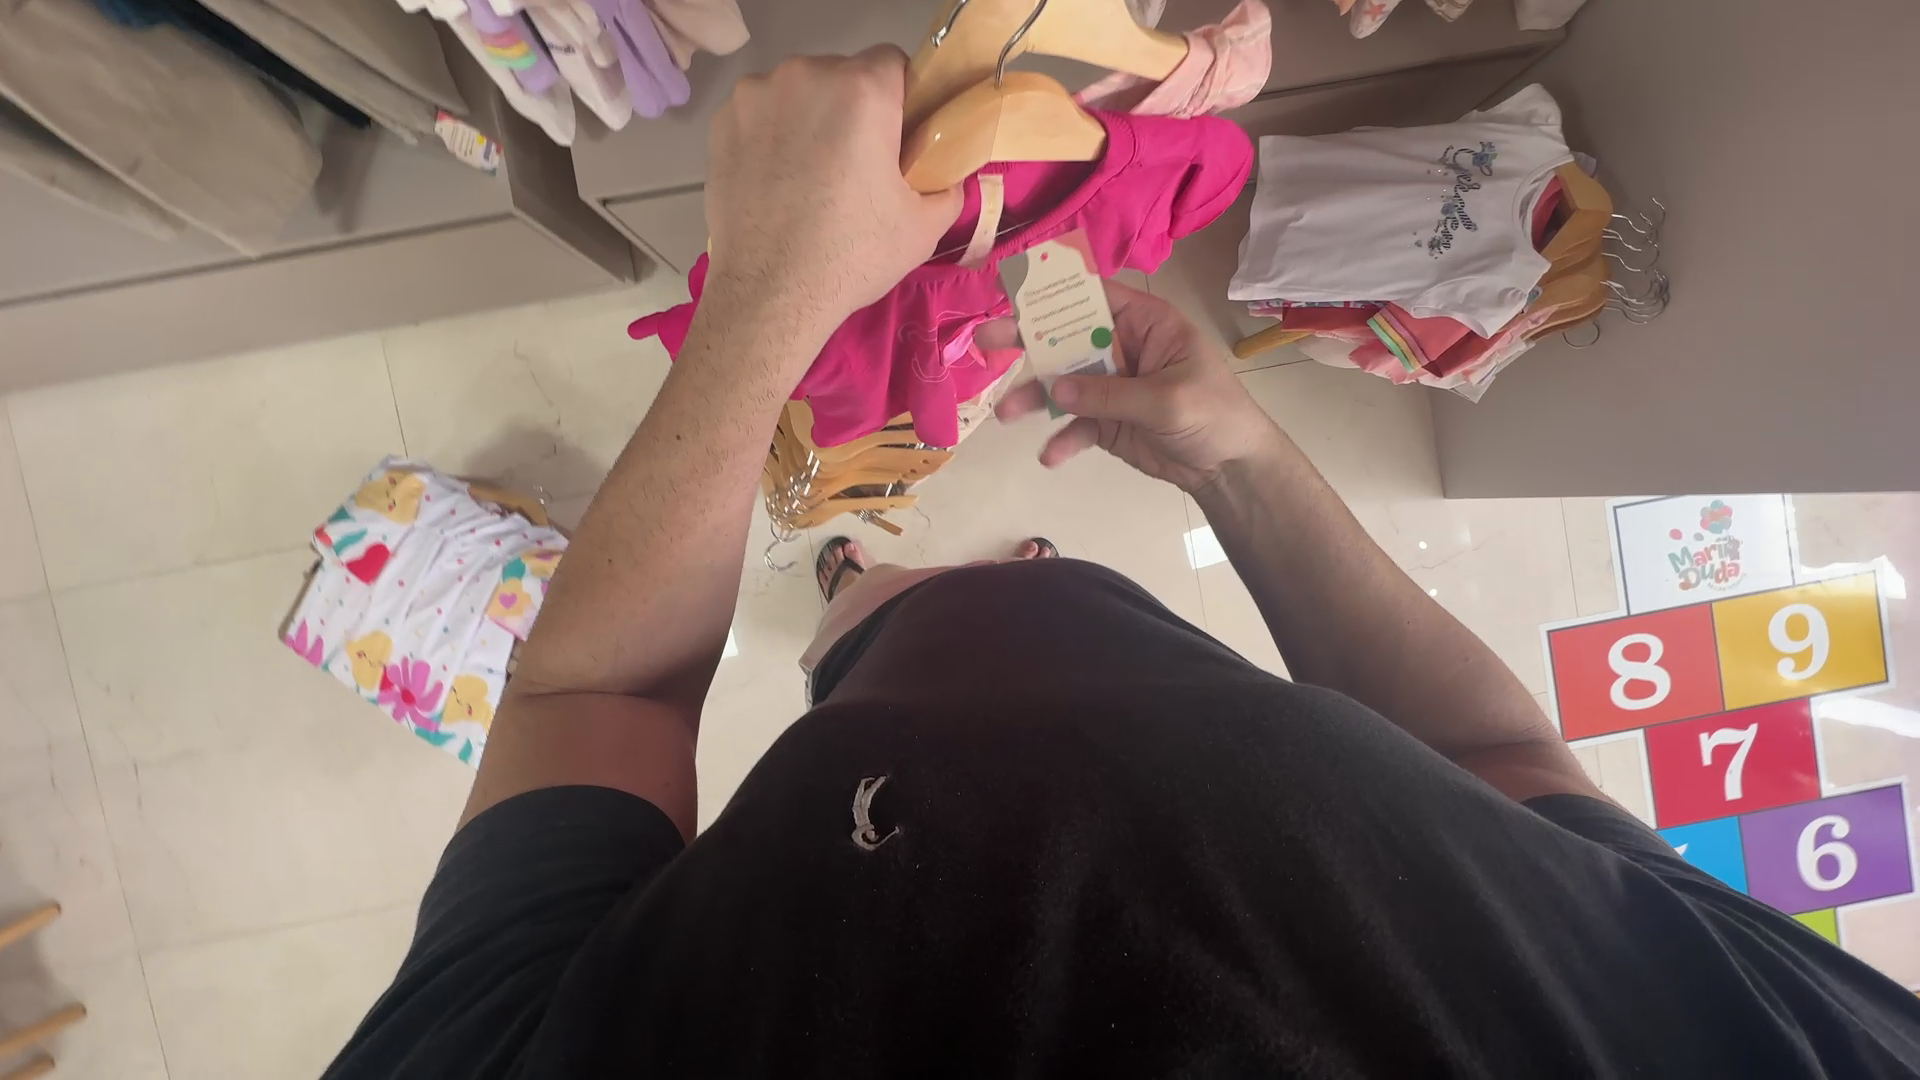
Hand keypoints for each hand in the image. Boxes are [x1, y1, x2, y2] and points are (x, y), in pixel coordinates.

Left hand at [701, 48, 962, 347]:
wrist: (772, 294)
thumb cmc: (852, 258)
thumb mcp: (922, 230)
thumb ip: (946, 189)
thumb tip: (948, 178)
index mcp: (862, 92)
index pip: (893, 64)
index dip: (901, 102)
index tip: (898, 142)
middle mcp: (806, 76)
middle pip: (843, 77)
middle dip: (854, 113)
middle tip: (858, 171)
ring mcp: (757, 96)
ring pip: (799, 96)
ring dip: (812, 123)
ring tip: (813, 182)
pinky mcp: (722, 123)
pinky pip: (763, 117)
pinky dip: (774, 139)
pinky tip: (780, 185)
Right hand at [988, 280, 1285, 492]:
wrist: (1227, 467)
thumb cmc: (1213, 414)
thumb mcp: (1167, 400)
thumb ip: (1111, 395)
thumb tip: (1057, 389)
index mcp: (1145, 324)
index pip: (1095, 296)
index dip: (1057, 292)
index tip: (1016, 292)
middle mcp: (1121, 349)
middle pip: (1067, 338)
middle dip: (1028, 342)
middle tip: (986, 343)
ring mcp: (1110, 387)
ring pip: (1063, 385)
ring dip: (1034, 398)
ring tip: (1006, 414)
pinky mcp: (1104, 422)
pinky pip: (1074, 425)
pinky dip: (1062, 440)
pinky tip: (1051, 456)